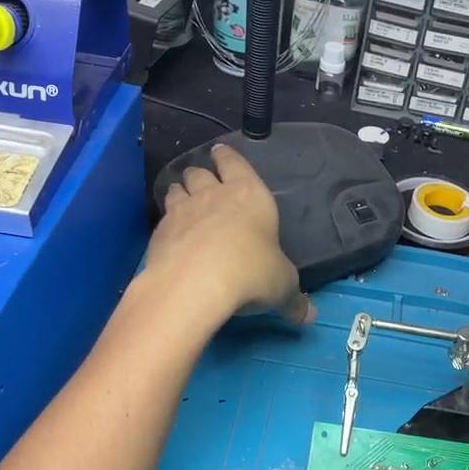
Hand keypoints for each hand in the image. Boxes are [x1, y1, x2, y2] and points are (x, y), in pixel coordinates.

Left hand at [150, 145, 312, 323]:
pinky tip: (170, 236)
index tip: (220, 152)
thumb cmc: (250, 272)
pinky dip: (167, 223)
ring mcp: (183, 211)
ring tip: (182, 200)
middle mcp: (214, 195)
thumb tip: (308, 317)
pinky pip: (162, 219)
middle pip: (201, 173)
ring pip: (177, 190)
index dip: (228, 157)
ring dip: (180, 192)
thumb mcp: (282, 287)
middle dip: (201, 174)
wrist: (195, 284)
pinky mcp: (160, 232)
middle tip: (202, 180)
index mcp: (250, 195)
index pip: (236, 164)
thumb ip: (293, 299)